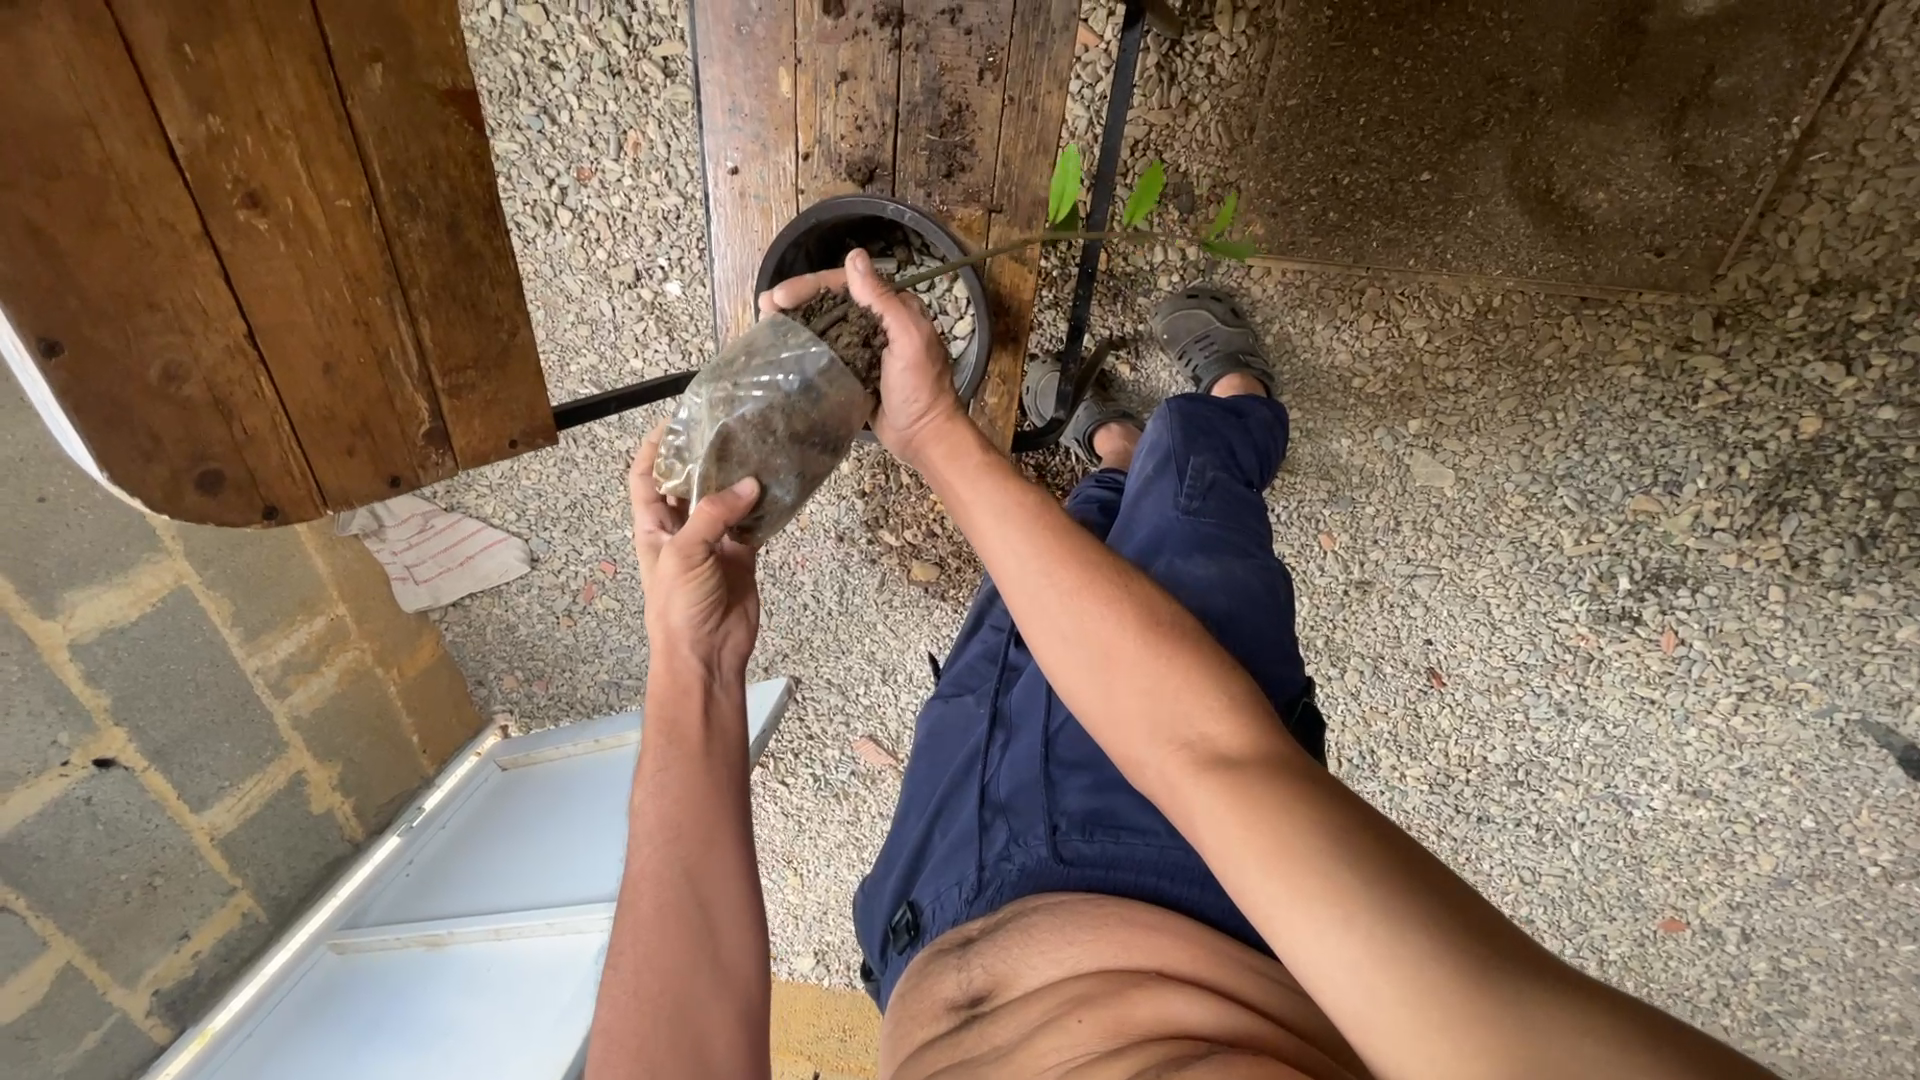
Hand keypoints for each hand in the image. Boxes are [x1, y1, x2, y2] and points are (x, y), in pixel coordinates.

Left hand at [630, 423, 761, 679]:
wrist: (706, 653)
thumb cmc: (677, 604)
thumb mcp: (684, 553)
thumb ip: (714, 514)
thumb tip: (751, 484)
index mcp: (653, 527)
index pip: (646, 479)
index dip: (654, 451)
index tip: (674, 423)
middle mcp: (682, 530)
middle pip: (690, 485)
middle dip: (705, 460)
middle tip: (729, 431)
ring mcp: (714, 543)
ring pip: (726, 502)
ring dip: (739, 482)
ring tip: (757, 451)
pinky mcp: (742, 556)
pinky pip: (753, 525)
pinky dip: (764, 508)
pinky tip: (777, 487)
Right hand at [756, 249, 968, 468]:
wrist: (925, 438)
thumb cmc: (921, 388)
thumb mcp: (907, 339)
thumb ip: (882, 299)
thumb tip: (855, 256)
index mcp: (896, 310)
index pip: (849, 286)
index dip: (813, 286)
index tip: (782, 295)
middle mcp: (880, 325)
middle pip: (834, 304)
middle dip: (799, 300)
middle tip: (765, 305)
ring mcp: (866, 350)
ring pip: (828, 327)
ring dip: (798, 321)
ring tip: (766, 321)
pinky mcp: (855, 374)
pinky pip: (828, 354)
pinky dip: (807, 348)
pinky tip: (784, 347)